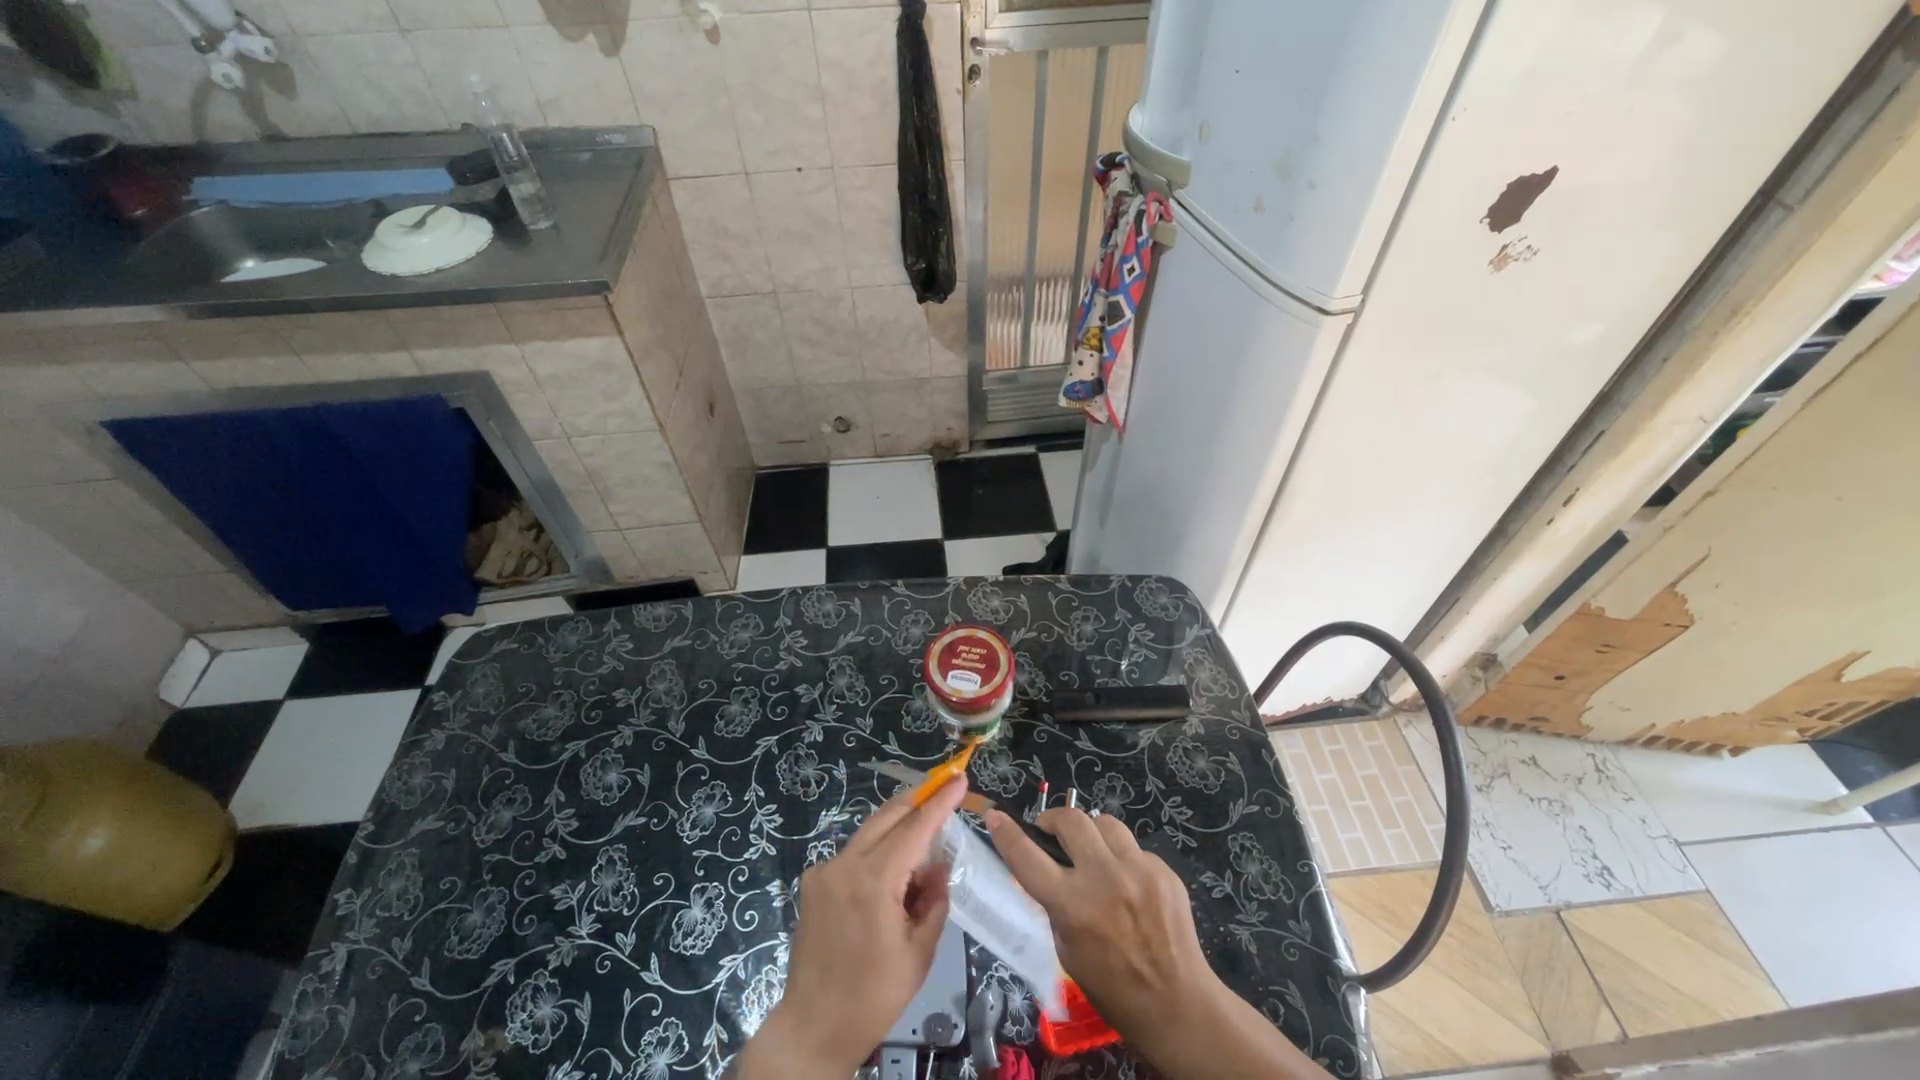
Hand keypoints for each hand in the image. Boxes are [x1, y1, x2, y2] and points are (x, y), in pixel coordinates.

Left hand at [734, 777, 968, 1079]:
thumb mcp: (919, 951)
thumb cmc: (874, 995)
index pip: (913, 828)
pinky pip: (853, 856)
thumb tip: (938, 866)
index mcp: (872, 882)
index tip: (959, 777)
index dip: (939, 802)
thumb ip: (934, 900)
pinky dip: (877, 854)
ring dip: (898, 831)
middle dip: (917, 802)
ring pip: (868, 835)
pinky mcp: (812, 885)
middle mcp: (842, 865)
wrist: (814, 1026)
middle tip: (945, 790)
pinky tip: (894, 877)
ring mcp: (822, 873)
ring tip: (925, 849)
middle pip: (886, 818)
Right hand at [986, 807, 1332, 1079]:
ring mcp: (1139, 870)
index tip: (995, 816)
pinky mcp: (1164, 871)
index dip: (1006, 833)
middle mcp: (1105, 878)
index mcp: (1073, 905)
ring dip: (1090, 832)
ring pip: (1106, 823)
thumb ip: (1056, 906)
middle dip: (1054, 819)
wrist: (1177, 1003)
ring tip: (1090, 851)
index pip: (1027, 856)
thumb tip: (1050, 874)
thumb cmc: (1112, 988)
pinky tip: (1126, 883)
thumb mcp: (1066, 950)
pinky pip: (1134, 848)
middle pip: (1072, 820)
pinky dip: (1122, 858)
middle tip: (1050, 832)